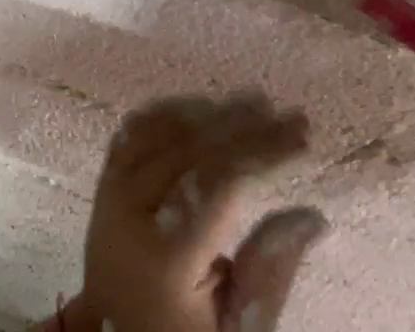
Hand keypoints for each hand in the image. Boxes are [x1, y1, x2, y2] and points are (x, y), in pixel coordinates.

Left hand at [57, 93, 322, 331]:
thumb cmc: (182, 331)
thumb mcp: (234, 324)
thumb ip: (268, 272)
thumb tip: (313, 215)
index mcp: (166, 256)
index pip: (221, 184)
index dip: (263, 153)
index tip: (302, 139)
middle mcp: (130, 215)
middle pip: (191, 151)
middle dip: (244, 127)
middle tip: (289, 114)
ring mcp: (109, 195)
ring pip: (160, 134)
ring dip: (208, 113)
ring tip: (252, 104)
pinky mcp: (101, 185)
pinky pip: (131, 135)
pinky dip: (166, 114)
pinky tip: (199, 106)